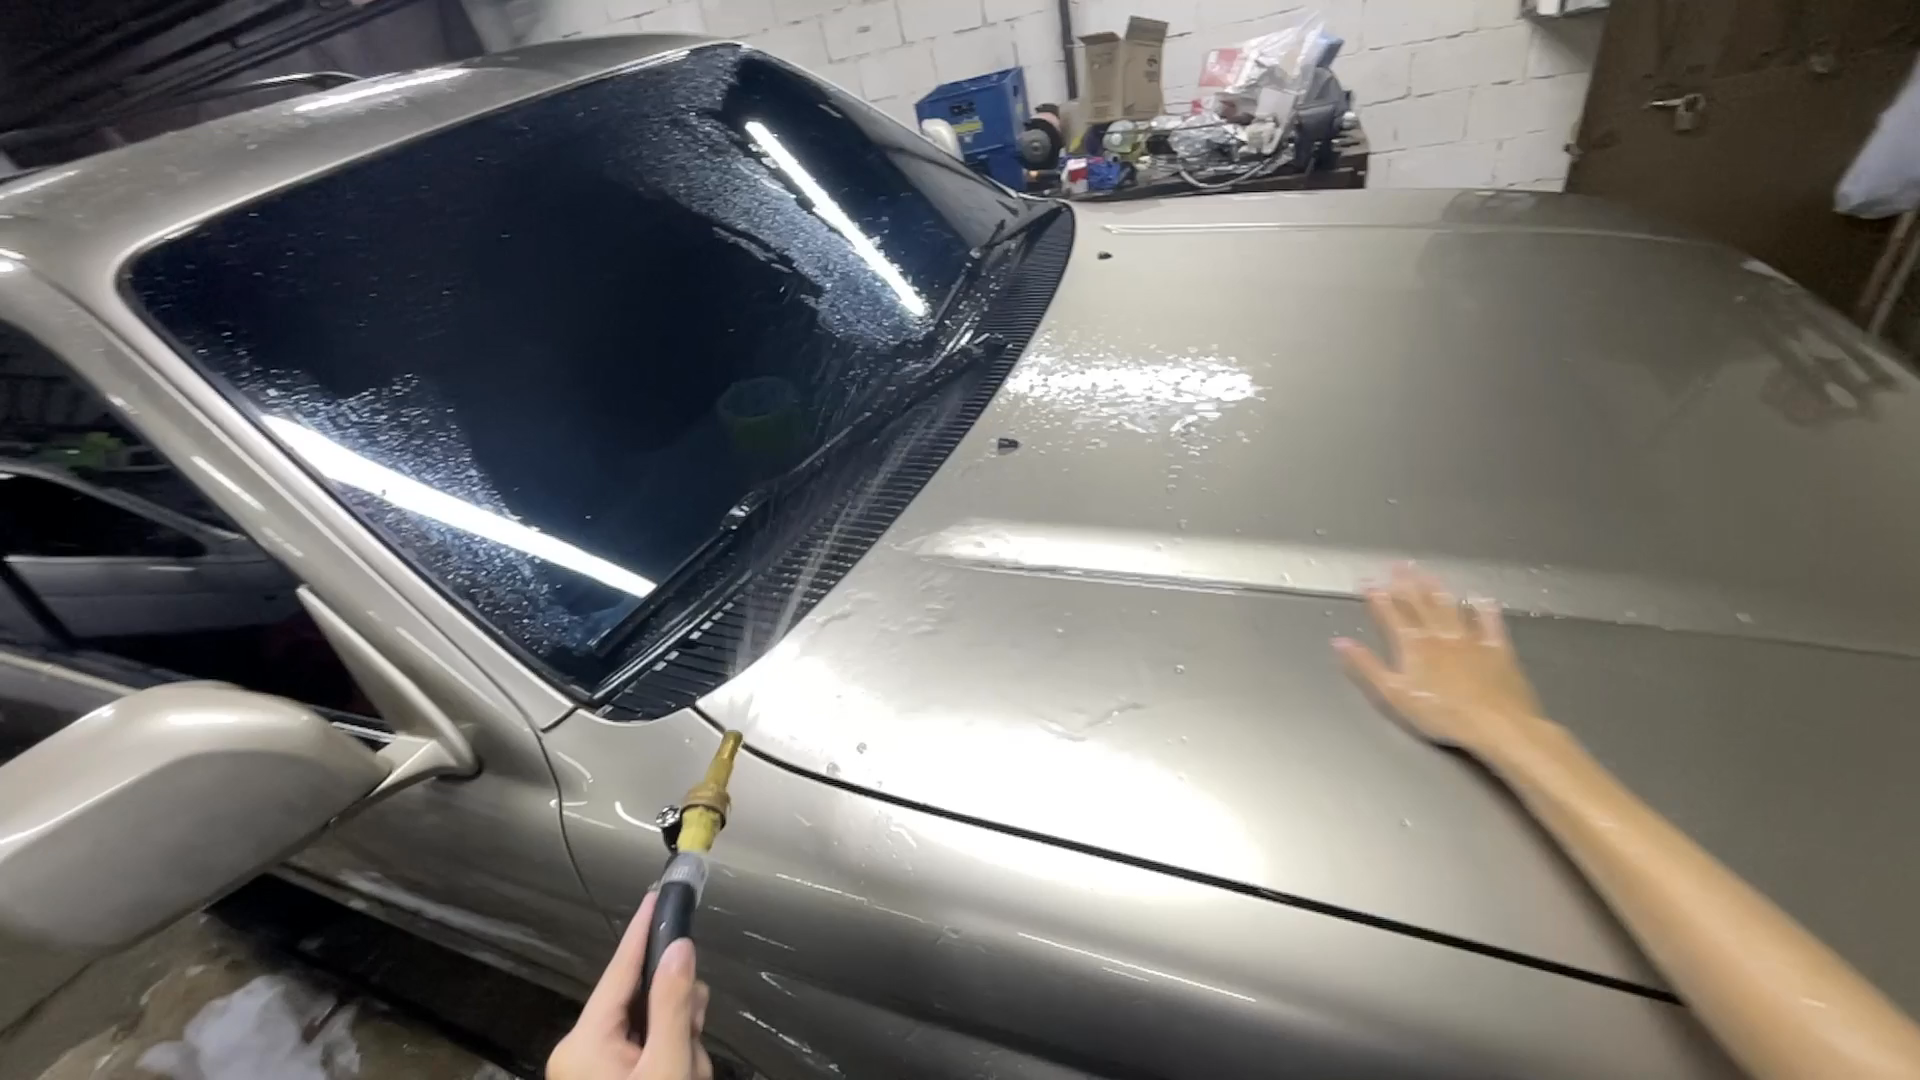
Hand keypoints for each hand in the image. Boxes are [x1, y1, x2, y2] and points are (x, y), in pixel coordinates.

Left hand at [549, 891, 712, 1079]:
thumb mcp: (667, 1067)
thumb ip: (673, 1006)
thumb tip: (679, 948)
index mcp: (584, 1042)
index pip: (620, 969)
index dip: (643, 929)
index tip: (657, 894)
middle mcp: (581, 1049)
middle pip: (643, 999)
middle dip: (678, 1013)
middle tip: (695, 1037)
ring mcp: (591, 1068)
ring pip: (651, 1023)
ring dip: (680, 1041)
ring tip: (689, 1072)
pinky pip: (646, 1047)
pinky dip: (670, 1055)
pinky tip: (681, 1074)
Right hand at [1333, 564, 1552, 760]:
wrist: (1498, 726)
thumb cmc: (1441, 713)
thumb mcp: (1393, 694)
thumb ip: (1367, 666)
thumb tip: (1340, 641)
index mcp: (1413, 646)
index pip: (1391, 615)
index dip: (1377, 597)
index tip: (1367, 581)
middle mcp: (1440, 636)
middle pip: (1420, 604)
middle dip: (1406, 584)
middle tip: (1397, 565)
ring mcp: (1471, 640)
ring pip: (1450, 608)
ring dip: (1437, 589)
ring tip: (1427, 573)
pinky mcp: (1498, 650)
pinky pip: (1490, 624)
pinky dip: (1484, 610)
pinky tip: (1481, 598)